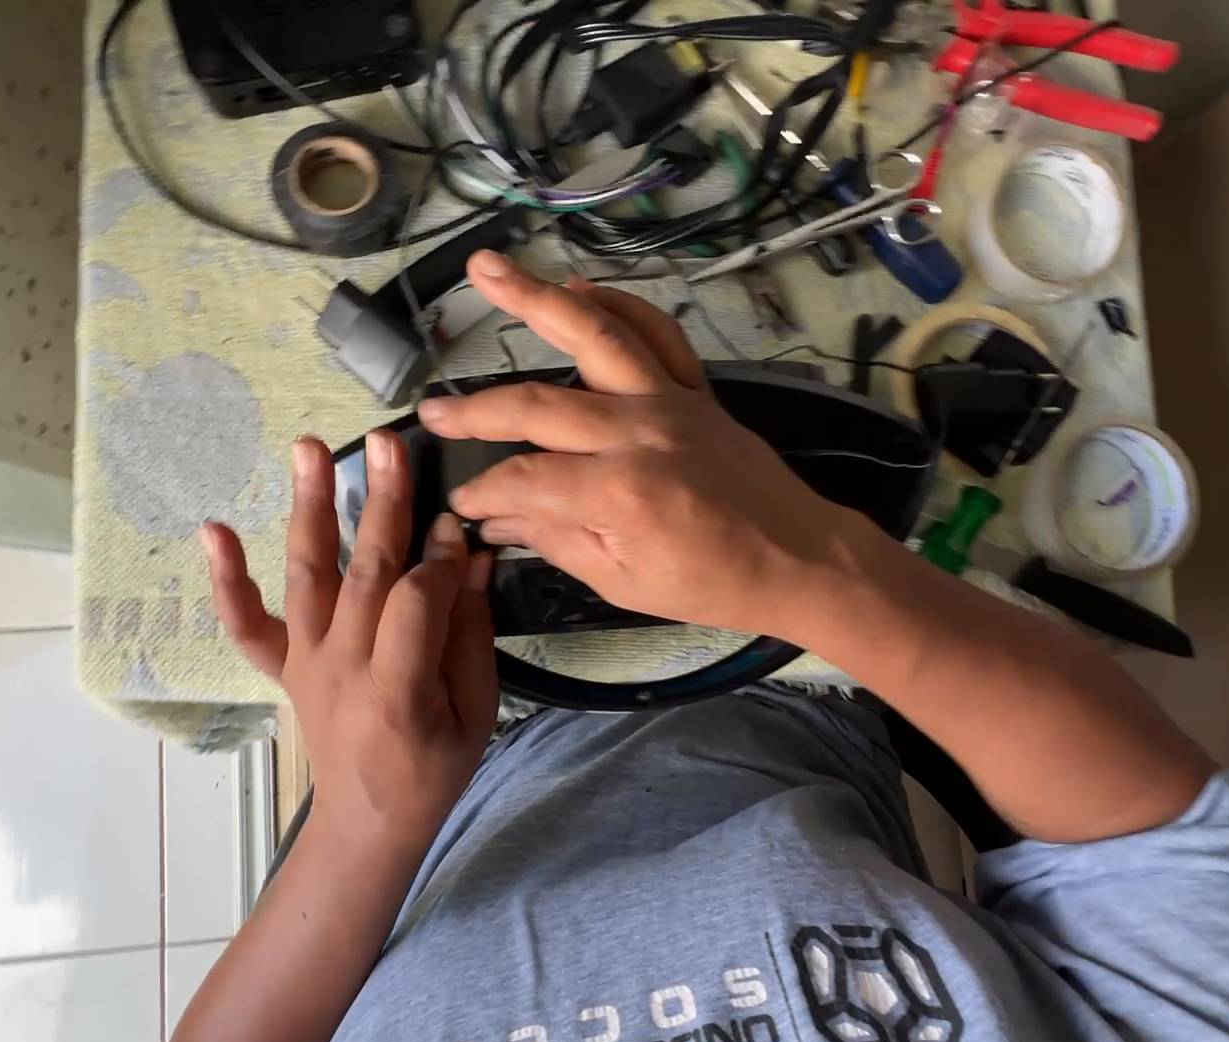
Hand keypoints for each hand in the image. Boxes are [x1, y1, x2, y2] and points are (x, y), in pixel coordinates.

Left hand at [199, 432, 497, 845]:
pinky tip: (212, 530)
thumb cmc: (435, 769)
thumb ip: (471, 631)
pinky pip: (248, 625)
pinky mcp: (284, 666)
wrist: (368, 822)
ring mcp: (304, 664)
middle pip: (361, 574)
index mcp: (398, 691)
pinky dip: (227, 581)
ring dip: (307, 510)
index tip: (459, 522)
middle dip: (380, 504)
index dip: (438, 558)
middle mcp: (340, 669)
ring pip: (306, 578)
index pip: (415, 602)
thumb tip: (470, 554)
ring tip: (308, 449)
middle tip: (388, 443)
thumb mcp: (477, 708)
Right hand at [416, 251, 881, 639]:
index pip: (525, 481)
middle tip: (431, 410)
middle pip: (537, 405)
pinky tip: (579, 286)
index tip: (463, 503)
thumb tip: (496, 519)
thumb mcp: (623, 581)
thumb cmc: (712, 584)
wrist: (797, 556)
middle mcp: (638, 432)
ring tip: (485, 270)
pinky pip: (655, 333)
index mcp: (619, 493)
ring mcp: (668, 400)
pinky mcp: (694, 389)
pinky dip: (617, 304)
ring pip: (594, 335)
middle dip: (476, 409)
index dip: (485, 492)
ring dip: (535, 299)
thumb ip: (555, 541)